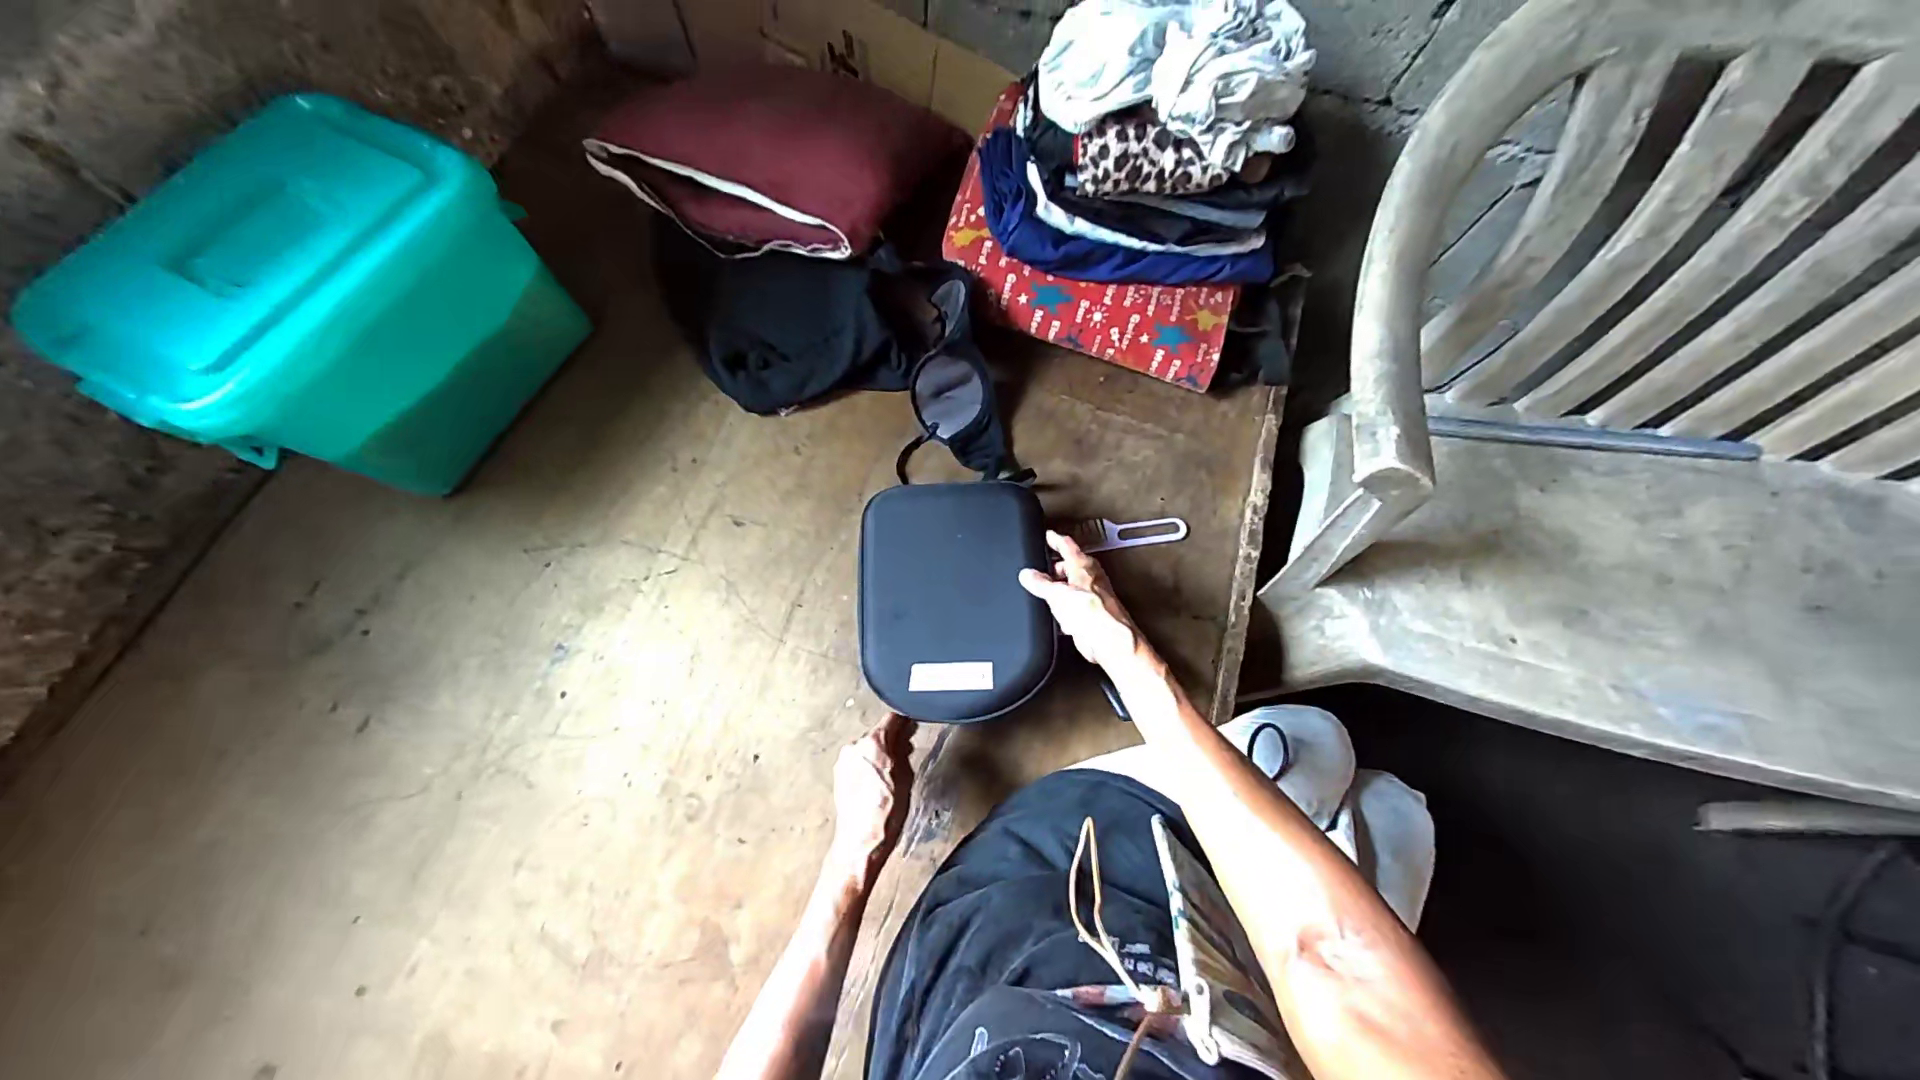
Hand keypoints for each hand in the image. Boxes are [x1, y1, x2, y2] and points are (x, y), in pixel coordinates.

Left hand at [827, 713, 914, 882]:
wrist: (861, 841)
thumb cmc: (885, 814)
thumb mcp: (906, 777)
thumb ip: (904, 750)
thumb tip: (904, 737)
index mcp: (873, 743)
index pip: (893, 718)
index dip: (906, 722)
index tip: (912, 726)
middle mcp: (854, 746)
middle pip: (878, 733)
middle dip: (892, 740)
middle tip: (906, 754)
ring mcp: (844, 760)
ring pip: (867, 747)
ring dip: (879, 753)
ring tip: (892, 774)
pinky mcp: (839, 774)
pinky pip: (858, 761)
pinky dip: (868, 765)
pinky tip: (878, 783)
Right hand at [1018, 530, 1147, 672]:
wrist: (1109, 640)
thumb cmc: (1093, 614)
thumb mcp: (1057, 594)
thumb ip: (1040, 583)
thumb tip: (1028, 574)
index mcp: (1083, 566)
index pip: (1067, 545)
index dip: (1055, 539)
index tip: (1048, 536)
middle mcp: (1091, 578)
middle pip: (1072, 565)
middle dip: (1057, 565)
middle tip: (1044, 566)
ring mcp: (1094, 596)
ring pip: (1074, 585)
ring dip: (1061, 587)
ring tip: (1048, 589)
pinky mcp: (1093, 614)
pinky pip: (1076, 605)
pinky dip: (1066, 607)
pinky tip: (1059, 613)